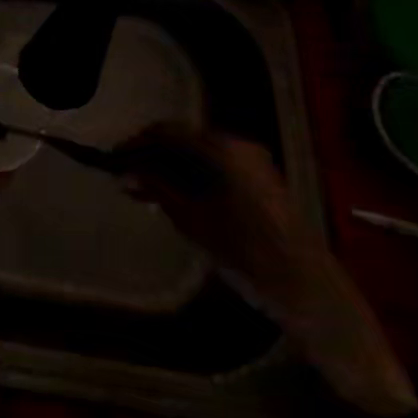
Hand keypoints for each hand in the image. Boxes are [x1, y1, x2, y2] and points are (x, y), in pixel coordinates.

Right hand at [121, 125, 314, 309]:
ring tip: (141, 189)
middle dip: (152, 156)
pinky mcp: (259, 179)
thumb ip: (157, 189)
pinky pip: (215, 166)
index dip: (136, 143)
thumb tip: (125, 174)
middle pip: (183, 139)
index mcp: (221, 148)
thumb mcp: (191, 219)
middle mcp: (238, 144)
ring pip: (198, 154)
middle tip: (125, 176)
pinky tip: (171, 195)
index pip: (167, 132)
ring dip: (170, 167)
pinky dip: (191, 176)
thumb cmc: (244, 251)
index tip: (112, 159)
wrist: (304, 285)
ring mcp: (252, 160)